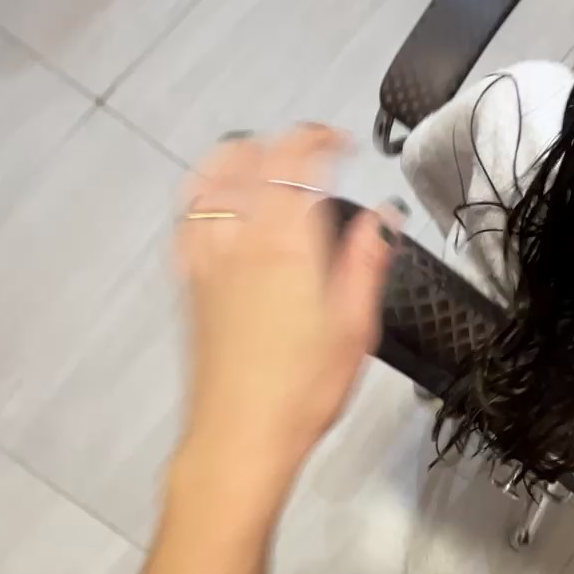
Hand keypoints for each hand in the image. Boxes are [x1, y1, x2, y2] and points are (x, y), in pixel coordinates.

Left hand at [173, 126, 396, 497]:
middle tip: (315, 154)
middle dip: (285, 143)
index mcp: (287, 244)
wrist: (242, 434)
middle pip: (252, 160)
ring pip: (211, 179)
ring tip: (262, 158)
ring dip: (238, 155)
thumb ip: (368, 263)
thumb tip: (386, 215)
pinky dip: (204, 191)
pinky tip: (216, 200)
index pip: (297, 162)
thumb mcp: (355, 328)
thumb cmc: (307, 387)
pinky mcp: (190, 282)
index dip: (321, 139)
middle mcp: (240, 237)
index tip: (345, 142)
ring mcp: (207, 257)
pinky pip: (188, 217)